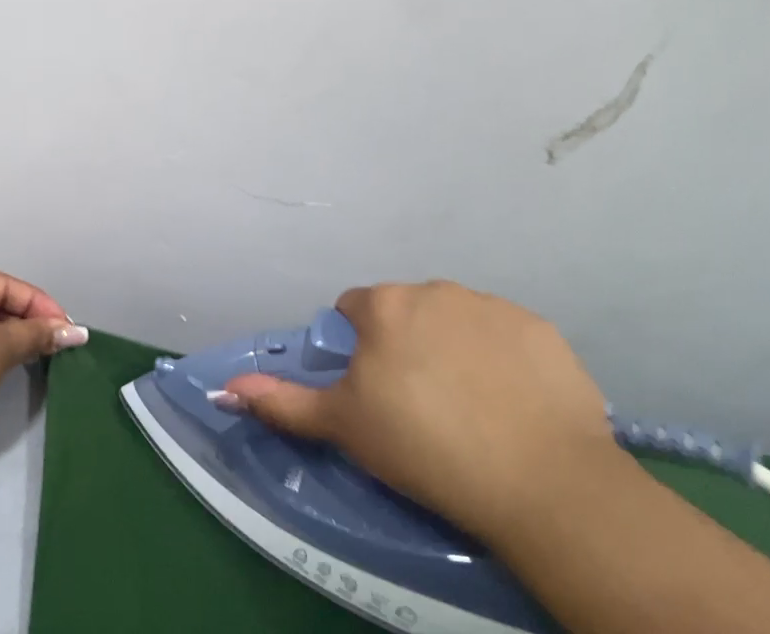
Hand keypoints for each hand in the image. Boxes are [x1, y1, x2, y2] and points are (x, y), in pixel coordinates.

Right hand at [223, 281, 623, 541]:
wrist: (539, 479)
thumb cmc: (423, 446)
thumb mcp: (344, 426)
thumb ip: (283, 401)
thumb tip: (226, 386)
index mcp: (387, 306)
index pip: (355, 309)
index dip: (357, 347)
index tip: (371, 389)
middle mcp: (438, 291)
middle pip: (408, 311)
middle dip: (405, 343)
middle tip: (416, 403)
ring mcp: (496, 307)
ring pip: (457, 321)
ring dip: (452, 347)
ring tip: (467, 406)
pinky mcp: (543, 330)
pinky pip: (507, 338)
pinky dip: (501, 361)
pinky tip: (510, 403)